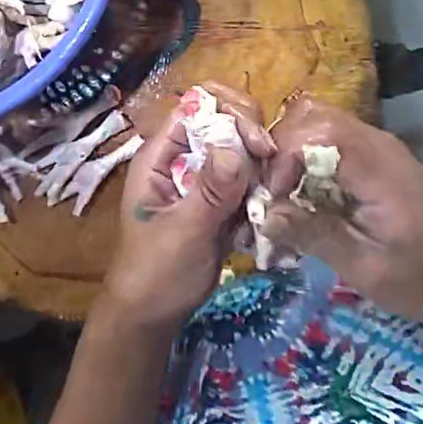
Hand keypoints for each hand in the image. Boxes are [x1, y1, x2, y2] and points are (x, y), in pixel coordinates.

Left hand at [98, 82, 274, 333]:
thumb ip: (210, 191)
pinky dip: (260, 187)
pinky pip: (247, 178)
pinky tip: (266, 209)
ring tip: (271, 192)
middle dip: (251, 138)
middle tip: (271, 167)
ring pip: (240, 149)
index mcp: (162, 154)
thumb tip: (237, 148)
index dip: (231, 114)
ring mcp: (202, 178)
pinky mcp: (219, 199)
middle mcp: (182, 157)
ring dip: (260, 166)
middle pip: (224, 121)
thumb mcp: (183, 231)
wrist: (151, 316)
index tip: (260, 146)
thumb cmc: (156, 272)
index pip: (197, 106)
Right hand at [260, 97, 422, 323]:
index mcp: (379, 169)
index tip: (274, 197)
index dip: (285, 157)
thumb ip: (314, 235)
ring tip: (284, 191)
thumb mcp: (364, 268)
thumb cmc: (420, 277)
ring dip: (292, 149)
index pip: (318, 132)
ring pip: (319, 119)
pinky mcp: (374, 153)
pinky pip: (330, 136)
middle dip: (282, 149)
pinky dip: (307, 154)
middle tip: (272, 192)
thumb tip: (265, 217)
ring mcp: (377, 144)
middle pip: (314, 115)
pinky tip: (304, 190)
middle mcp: (377, 143)